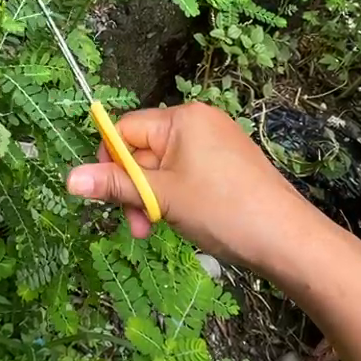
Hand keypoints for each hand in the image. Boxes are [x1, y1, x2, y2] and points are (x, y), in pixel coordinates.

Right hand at [64, 102, 328, 270]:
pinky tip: (183, 221)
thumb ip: (114, 185)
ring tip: (157, 229)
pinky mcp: (228, 164)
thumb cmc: (223, 211)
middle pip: (143, 148)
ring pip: (163, 166)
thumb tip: (68, 178)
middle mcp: (199, 121)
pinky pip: (186, 173)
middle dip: (135, 187)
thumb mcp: (162, 198)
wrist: (292, 242)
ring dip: (153, 197)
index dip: (112, 164)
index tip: (114, 199)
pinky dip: (176, 196)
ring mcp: (216, 142)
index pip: (125, 130)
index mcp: (182, 118)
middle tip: (139, 226)